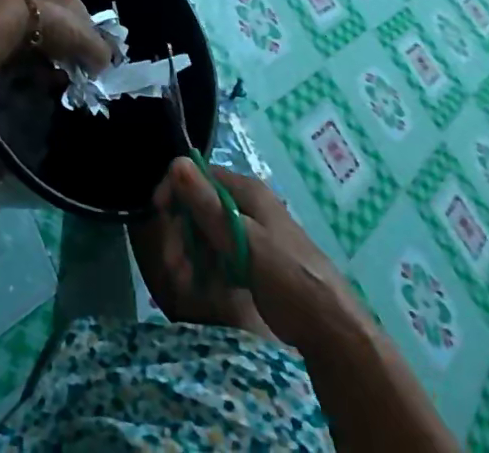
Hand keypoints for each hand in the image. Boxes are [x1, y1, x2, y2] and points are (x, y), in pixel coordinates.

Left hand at [21, 0, 113, 73]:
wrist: (9, 22)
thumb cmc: (56, 26)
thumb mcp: (88, 41)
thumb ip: (101, 54)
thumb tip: (102, 67)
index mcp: (72, 0)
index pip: (89, 24)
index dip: (93, 45)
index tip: (93, 65)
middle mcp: (52, 4)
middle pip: (68, 36)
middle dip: (72, 57)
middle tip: (75, 75)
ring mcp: (30, 16)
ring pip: (49, 46)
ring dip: (54, 63)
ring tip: (57, 78)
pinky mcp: (12, 29)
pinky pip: (30, 53)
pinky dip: (36, 65)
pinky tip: (39, 75)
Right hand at [150, 158, 366, 349]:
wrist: (328, 325)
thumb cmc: (288, 275)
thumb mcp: (244, 241)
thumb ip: (208, 206)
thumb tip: (177, 163)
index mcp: (247, 192)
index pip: (199, 176)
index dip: (176, 191)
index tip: (160, 217)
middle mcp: (246, 205)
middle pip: (199, 206)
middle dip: (181, 233)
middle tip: (174, 267)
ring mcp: (248, 233)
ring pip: (205, 233)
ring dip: (190, 255)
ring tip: (186, 283)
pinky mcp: (249, 259)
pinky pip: (217, 254)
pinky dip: (206, 268)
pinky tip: (200, 288)